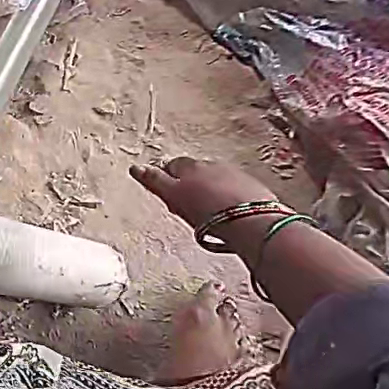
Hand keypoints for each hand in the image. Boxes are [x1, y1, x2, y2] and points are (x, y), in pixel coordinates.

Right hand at [130, 157, 281, 246]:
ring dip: (209, 188)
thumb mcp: (172, 197)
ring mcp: (234, 175)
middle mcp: (211, 166)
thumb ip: (153, 181)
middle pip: (194, 171)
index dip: (165, 176)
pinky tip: (226, 211)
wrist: (251, 222)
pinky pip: (234, 188)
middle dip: (188, 180)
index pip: (170, 166)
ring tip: (205, 209)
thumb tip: (135, 168)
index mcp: (188, 167)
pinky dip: (227, 196)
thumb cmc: (207, 211)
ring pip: (214, 178)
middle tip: (183, 199)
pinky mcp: (253, 188)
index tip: (163, 188)